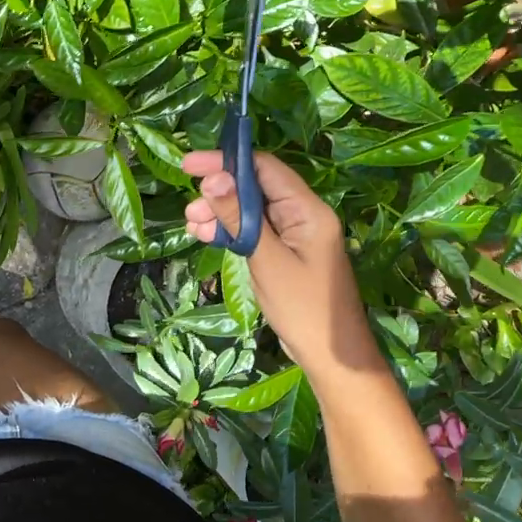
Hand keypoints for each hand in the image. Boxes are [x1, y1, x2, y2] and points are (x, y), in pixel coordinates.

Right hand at [181, 150, 378, 376]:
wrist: (332, 360)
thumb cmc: (304, 308)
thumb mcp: (266, 259)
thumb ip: (239, 217)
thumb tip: (212, 178)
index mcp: (307, 210)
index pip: (263, 168)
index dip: (226, 162)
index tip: (189, 166)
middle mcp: (301, 215)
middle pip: (254, 187)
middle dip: (218, 192)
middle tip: (189, 209)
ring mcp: (293, 234)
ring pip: (249, 209)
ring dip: (219, 213)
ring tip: (192, 226)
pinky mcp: (284, 252)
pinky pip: (252, 230)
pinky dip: (228, 231)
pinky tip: (205, 236)